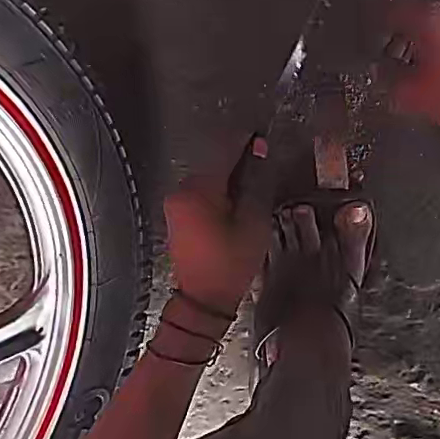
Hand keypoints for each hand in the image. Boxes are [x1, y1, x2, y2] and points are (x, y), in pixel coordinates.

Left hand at [163, 137, 271, 313]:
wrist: (204, 300)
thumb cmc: (229, 265)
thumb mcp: (254, 220)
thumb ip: (256, 182)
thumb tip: (259, 153)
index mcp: (198, 190)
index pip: (224, 151)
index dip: (246, 143)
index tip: (261, 138)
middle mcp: (181, 192)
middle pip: (215, 164)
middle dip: (239, 166)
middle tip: (262, 173)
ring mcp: (177, 204)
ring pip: (209, 180)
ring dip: (230, 182)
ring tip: (251, 198)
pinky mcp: (178, 216)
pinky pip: (202, 195)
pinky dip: (219, 196)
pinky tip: (235, 210)